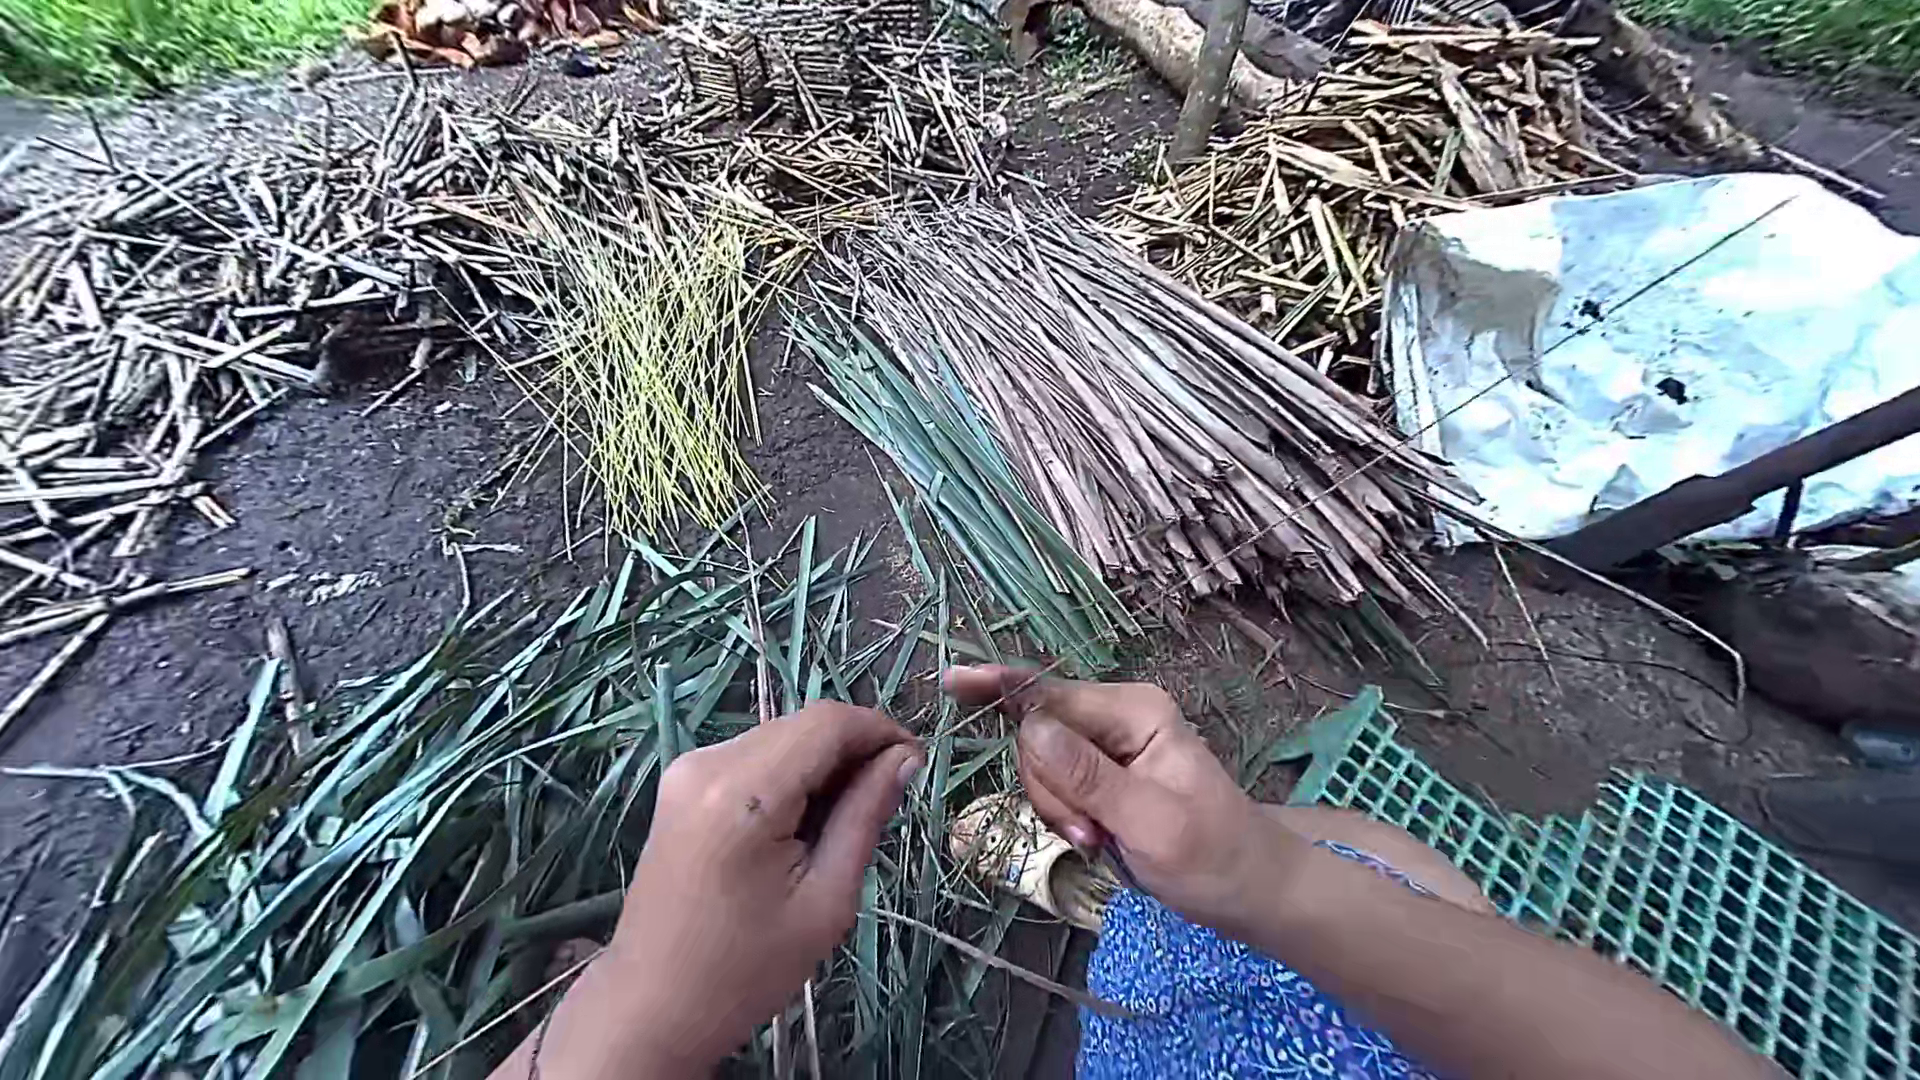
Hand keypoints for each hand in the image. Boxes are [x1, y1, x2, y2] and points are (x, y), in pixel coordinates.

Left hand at [591, 702, 921, 1070]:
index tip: (913, 760)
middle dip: (856, 746)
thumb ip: (866, 815)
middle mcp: (710, 762)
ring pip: (785, 733)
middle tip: (886, 791)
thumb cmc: (745, 969)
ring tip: (844, 810)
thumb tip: (905, 758)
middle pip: (806, 723)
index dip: (879, 729)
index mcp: (742, 795)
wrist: (649, 1009)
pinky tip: (803, 812)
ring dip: (826, 757)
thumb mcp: (827, 900)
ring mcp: (691, 765)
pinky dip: (794, 767)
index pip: (828, 723)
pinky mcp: (685, 777)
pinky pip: (759, 750)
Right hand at [943, 665, 1298, 936]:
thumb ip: (1088, 775)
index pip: (1052, 695)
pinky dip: (1063, 812)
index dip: (1000, 687)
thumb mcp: (1152, 821)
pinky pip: (1053, 780)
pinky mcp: (1097, 769)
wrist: (1250, 892)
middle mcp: (1113, 714)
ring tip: (1098, 839)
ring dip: (1058, 805)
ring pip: (1040, 761)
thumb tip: (1030, 726)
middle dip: (1050, 786)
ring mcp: (1103, 741)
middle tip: (1088, 832)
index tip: (954, 680)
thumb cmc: (1213, 857)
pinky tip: (1095, 836)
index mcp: (1133, 710)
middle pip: (1038, 733)